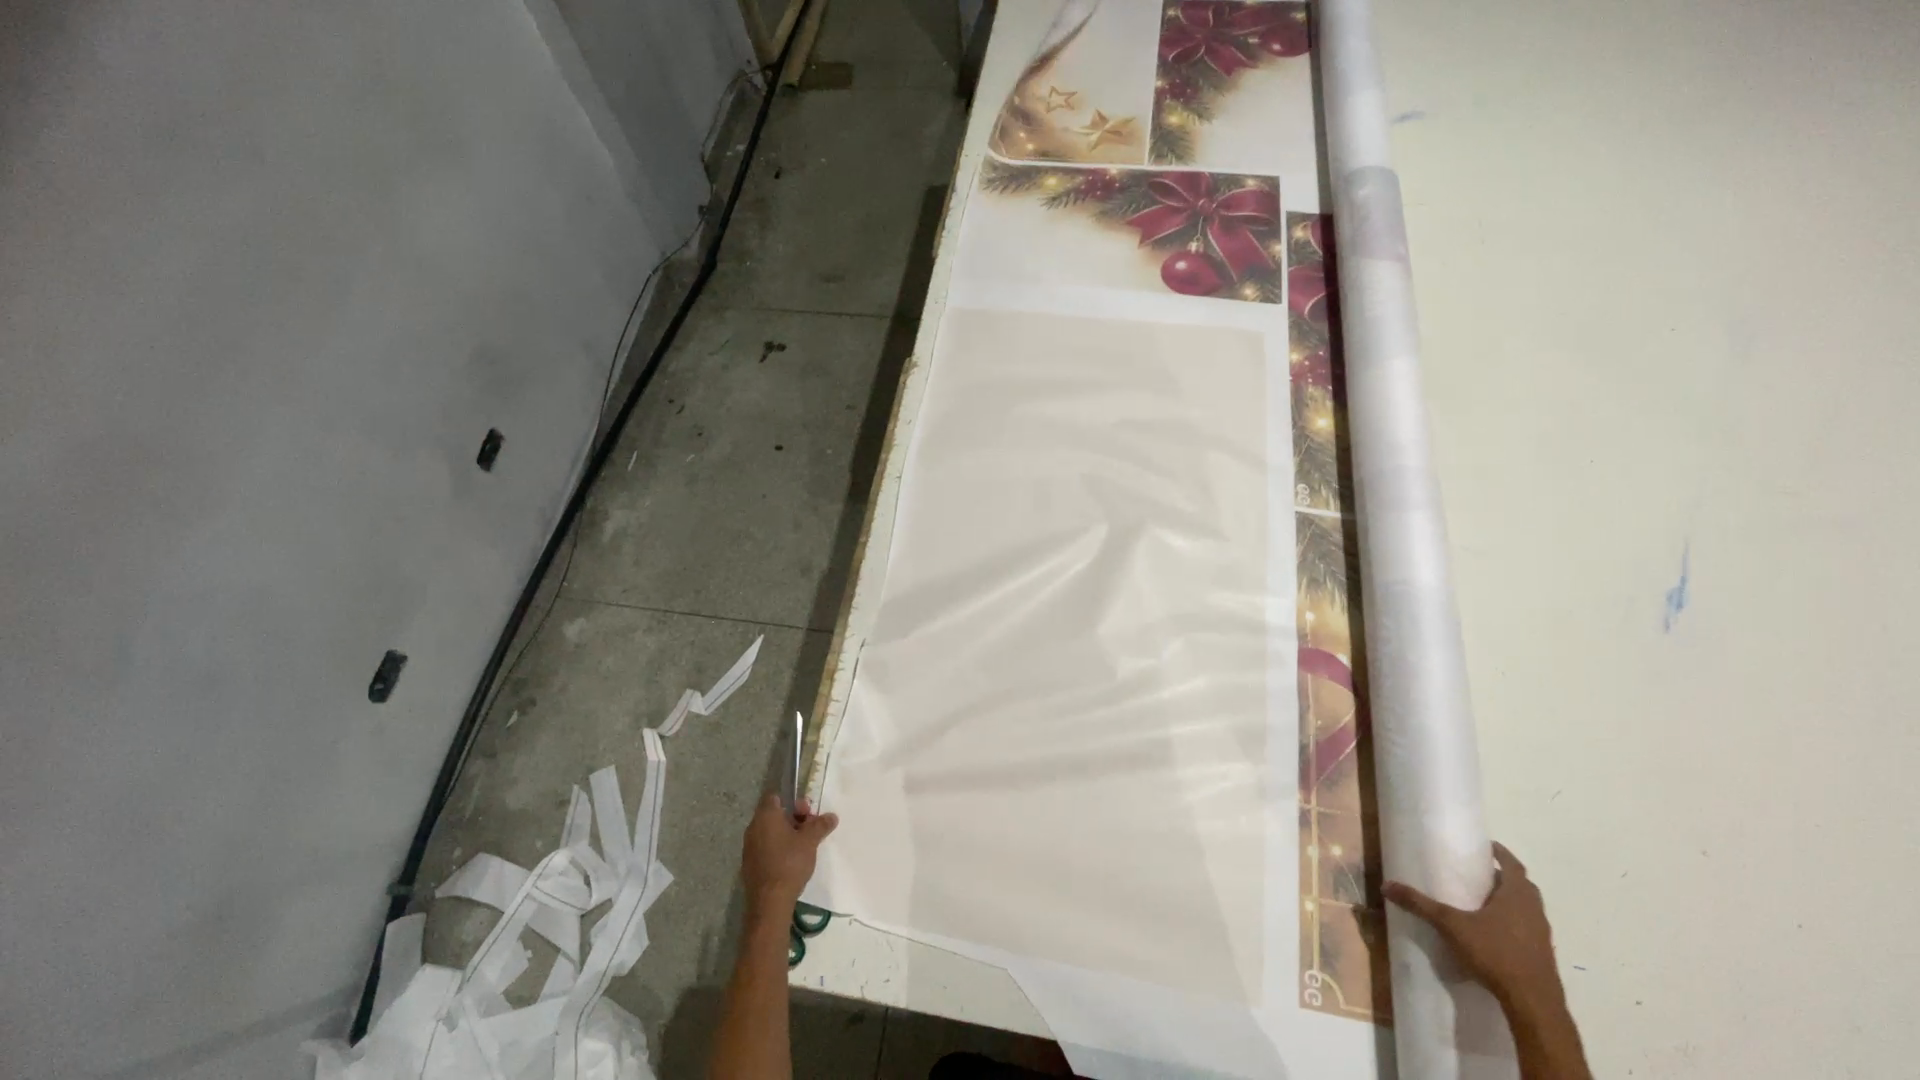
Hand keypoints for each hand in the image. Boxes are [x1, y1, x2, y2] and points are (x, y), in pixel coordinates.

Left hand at [740, 793, 836, 917]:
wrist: (769, 900)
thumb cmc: (790, 863)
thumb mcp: (810, 841)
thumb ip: (820, 825)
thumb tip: (832, 816)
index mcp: (766, 816)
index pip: (774, 797)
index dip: (792, 801)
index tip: (806, 812)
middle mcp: (753, 828)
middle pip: (773, 815)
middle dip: (793, 818)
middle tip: (810, 829)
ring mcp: (749, 847)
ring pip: (769, 832)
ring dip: (785, 834)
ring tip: (803, 846)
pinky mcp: (749, 864)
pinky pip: (765, 847)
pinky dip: (777, 848)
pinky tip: (790, 861)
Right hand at [1383, 842, 1563, 1008]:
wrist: (1532, 1001)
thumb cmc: (1494, 952)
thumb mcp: (1451, 925)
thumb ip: (1421, 905)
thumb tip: (1387, 885)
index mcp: (1517, 895)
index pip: (1513, 864)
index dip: (1501, 853)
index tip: (1487, 847)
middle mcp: (1534, 909)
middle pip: (1522, 885)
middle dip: (1503, 877)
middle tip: (1480, 874)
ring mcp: (1541, 933)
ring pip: (1527, 907)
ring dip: (1510, 900)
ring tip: (1484, 902)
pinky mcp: (1542, 953)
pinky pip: (1527, 928)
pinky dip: (1513, 922)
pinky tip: (1494, 933)